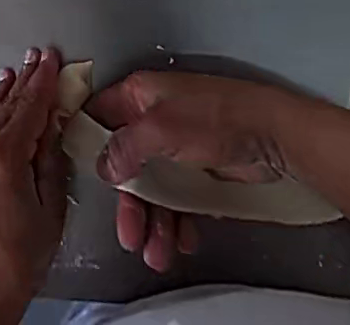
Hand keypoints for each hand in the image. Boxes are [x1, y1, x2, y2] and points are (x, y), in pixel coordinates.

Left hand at [0, 47, 69, 324]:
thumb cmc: (19, 254)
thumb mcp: (50, 205)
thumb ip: (51, 156)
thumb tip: (55, 121)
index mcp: (6, 154)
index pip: (32, 106)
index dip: (46, 80)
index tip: (55, 58)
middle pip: (14, 102)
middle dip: (31, 77)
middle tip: (43, 53)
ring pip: (1, 109)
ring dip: (16, 86)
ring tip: (27, 63)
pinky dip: (2, 102)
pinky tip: (5, 88)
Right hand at [85, 71, 310, 272]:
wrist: (272, 134)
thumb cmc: (212, 119)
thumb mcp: (160, 129)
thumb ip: (125, 146)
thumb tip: (103, 165)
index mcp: (140, 94)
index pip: (100, 113)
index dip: (87, 140)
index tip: (77, 172)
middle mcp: (153, 116)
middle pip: (125, 161)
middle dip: (127, 202)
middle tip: (129, 235)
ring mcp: (176, 143)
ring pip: (152, 184)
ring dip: (153, 220)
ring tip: (158, 253)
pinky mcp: (198, 167)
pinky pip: (177, 196)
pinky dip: (178, 220)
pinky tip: (184, 241)